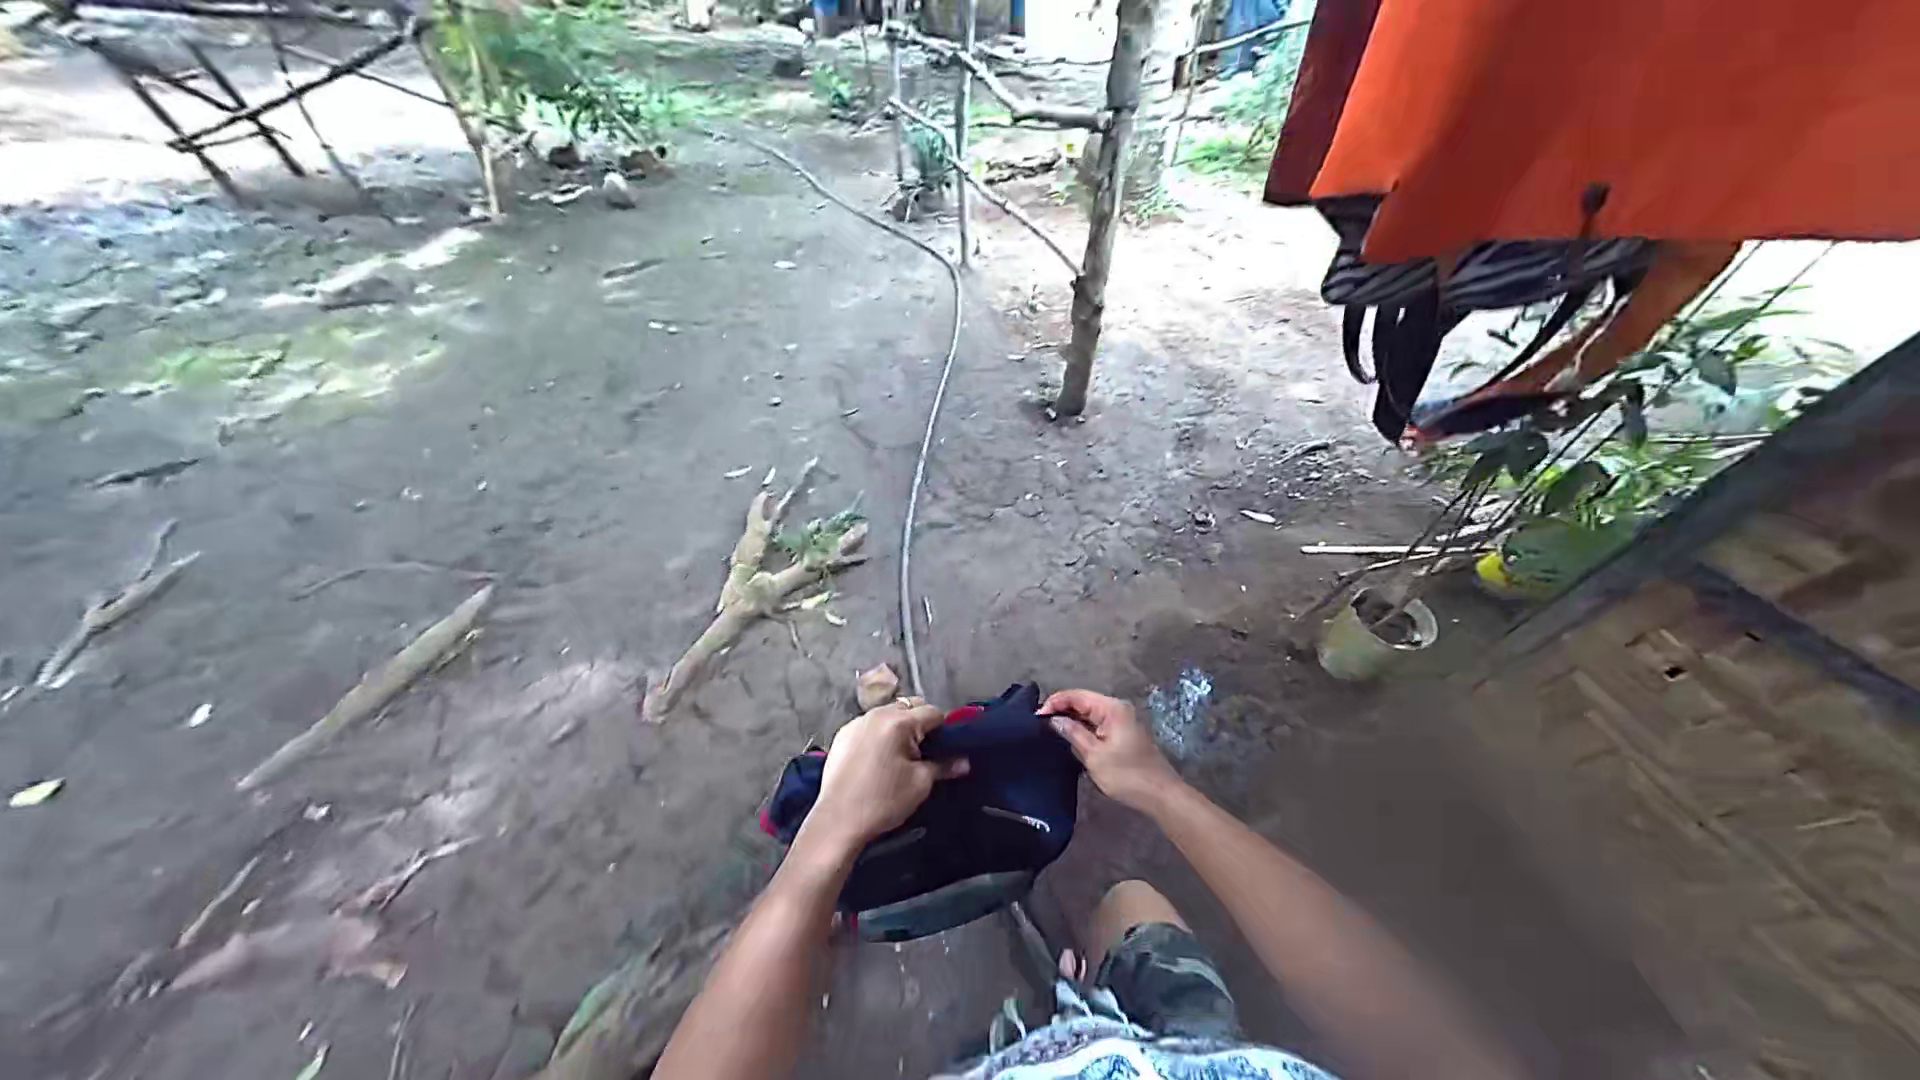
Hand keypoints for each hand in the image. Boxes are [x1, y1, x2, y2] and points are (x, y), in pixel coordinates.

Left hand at [803, 697, 969, 858]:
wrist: (838, 822)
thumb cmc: (883, 801)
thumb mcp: (920, 784)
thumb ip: (944, 766)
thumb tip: (964, 761)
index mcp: (898, 722)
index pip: (933, 712)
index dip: (944, 729)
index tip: (944, 749)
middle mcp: (877, 714)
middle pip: (910, 706)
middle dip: (921, 723)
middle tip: (923, 752)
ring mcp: (856, 722)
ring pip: (889, 713)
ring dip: (899, 726)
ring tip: (899, 755)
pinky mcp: (842, 734)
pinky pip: (870, 724)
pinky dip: (880, 733)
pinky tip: (877, 758)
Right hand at [1041, 689, 1182, 812]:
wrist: (1160, 795)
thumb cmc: (1126, 774)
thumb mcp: (1094, 755)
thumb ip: (1072, 732)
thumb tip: (1053, 719)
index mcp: (1111, 708)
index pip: (1076, 696)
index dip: (1054, 703)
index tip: (1036, 717)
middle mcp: (1116, 708)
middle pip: (1082, 702)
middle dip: (1061, 711)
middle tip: (1039, 724)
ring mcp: (1121, 721)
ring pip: (1089, 714)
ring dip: (1071, 721)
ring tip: (1049, 731)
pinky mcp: (1122, 734)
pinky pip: (1096, 724)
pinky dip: (1082, 729)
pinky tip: (1069, 738)